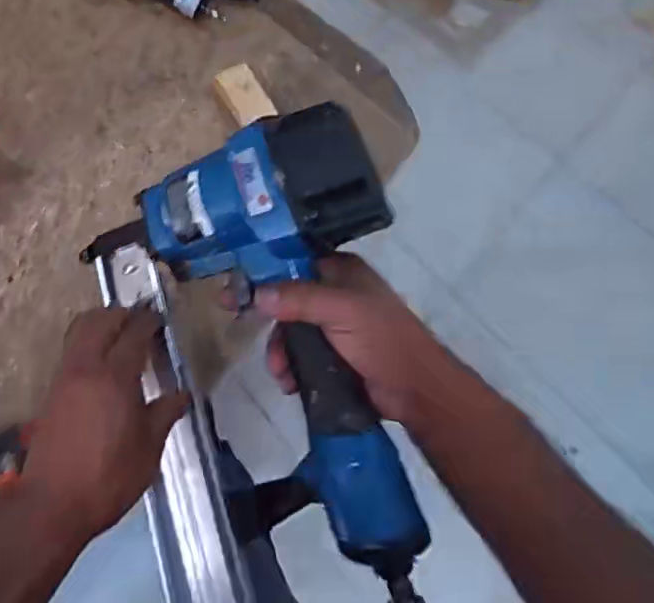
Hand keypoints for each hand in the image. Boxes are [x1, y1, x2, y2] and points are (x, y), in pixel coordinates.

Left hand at [21, 307, 188, 542]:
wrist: (52, 503)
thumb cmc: (107, 478)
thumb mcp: (147, 451)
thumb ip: (164, 415)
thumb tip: (182, 395)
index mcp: (115, 377)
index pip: (134, 334)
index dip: (148, 322)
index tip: (159, 318)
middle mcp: (87, 366)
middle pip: (102, 320)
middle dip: (123, 314)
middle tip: (141, 320)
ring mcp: (65, 374)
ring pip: (81, 328)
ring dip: (101, 321)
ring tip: (119, 332)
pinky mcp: (53, 387)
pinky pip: (71, 346)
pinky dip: (87, 338)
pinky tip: (101, 358)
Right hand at [252, 254, 459, 425]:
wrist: (417, 392)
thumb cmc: (382, 338)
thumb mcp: (340, 310)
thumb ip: (297, 299)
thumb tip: (256, 295)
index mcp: (340, 270)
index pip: (292, 261)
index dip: (262, 272)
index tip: (235, 288)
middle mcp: (335, 293)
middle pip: (286, 299)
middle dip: (270, 321)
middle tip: (241, 325)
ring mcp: (334, 326)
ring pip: (290, 330)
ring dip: (280, 351)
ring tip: (282, 374)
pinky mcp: (334, 355)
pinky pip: (300, 354)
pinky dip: (291, 367)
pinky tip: (290, 384)